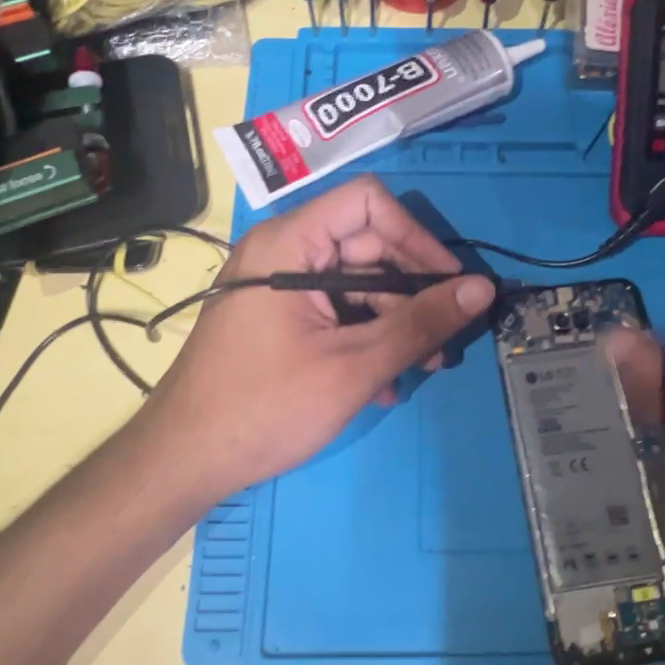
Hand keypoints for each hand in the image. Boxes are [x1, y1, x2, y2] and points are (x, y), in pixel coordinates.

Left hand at [143, 176, 494, 501]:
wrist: (183, 462)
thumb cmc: (264, 408)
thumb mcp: (353, 366)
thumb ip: (421, 323)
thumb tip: (481, 288)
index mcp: (290, 244)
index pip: (367, 202)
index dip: (415, 235)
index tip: (449, 281)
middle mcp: (282, 253)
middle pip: (367, 246)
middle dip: (412, 292)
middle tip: (445, 339)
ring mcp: (278, 286)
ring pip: (357, 284)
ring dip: (395, 324)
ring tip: (423, 368)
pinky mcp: (278, 318)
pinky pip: (336, 311)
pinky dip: (365, 338)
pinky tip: (385, 384)